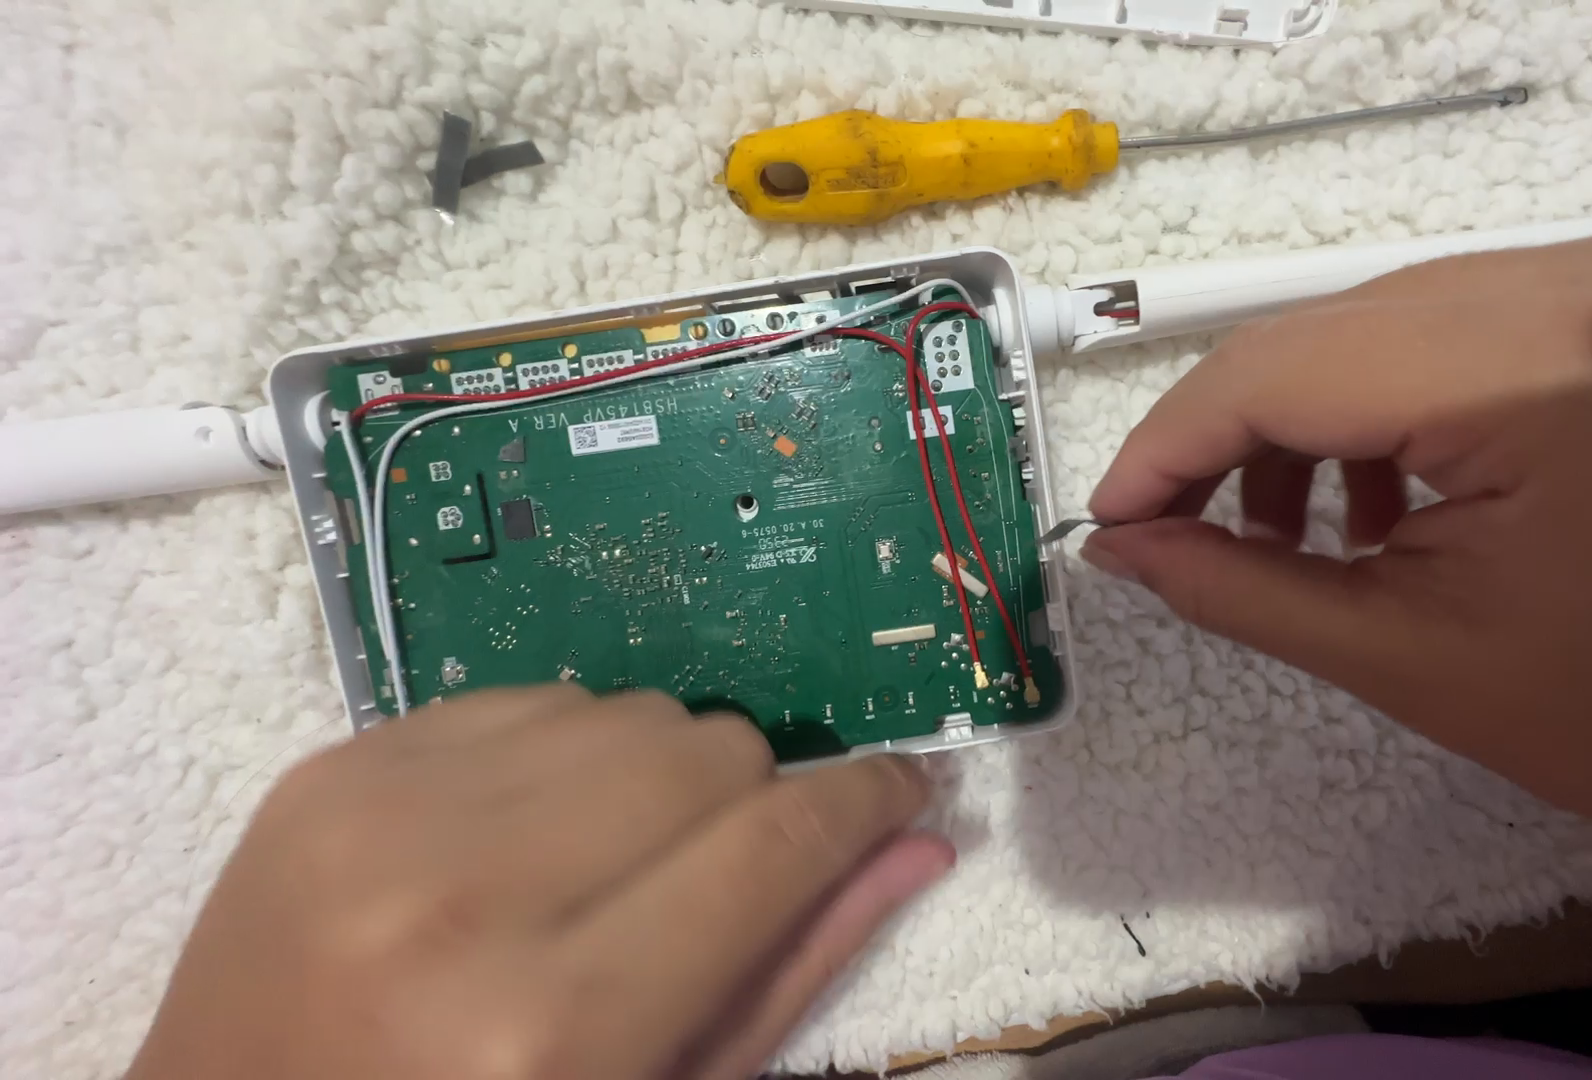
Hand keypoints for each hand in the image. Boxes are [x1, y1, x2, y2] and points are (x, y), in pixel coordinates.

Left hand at [126, 686, 950, 1079]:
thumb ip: (802, 958)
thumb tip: (917, 843)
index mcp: (554, 1029)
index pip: (776, 846)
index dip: (867, 798)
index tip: (907, 782)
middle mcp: (466, 901)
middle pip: (716, 751)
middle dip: (753, 798)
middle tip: (720, 866)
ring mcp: (386, 813)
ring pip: (642, 712)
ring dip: (665, 774)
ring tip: (615, 855)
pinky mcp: (342, 762)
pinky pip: (549, 697)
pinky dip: (578, 751)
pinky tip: (531, 826)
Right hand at [1085, 201, 1591, 915]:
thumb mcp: (1404, 659)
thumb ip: (1231, 586)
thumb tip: (1114, 542)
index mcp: (1570, 368)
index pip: (1290, 369)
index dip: (1172, 441)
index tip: (1110, 509)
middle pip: (1339, 331)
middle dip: (1237, 435)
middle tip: (1181, 523)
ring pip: (1401, 317)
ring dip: (1318, 417)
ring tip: (1300, 526)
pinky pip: (1481, 313)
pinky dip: (1408, 393)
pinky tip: (1401, 482)